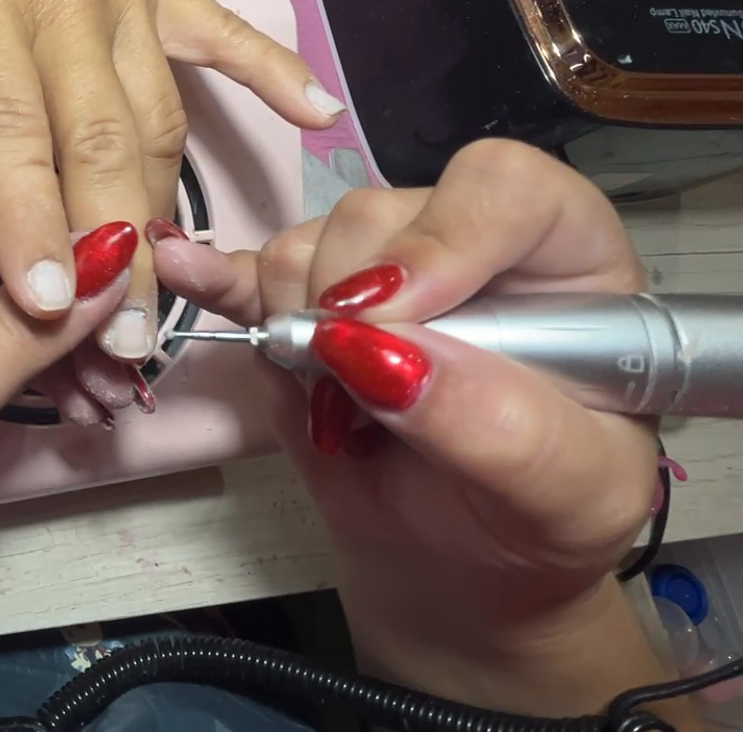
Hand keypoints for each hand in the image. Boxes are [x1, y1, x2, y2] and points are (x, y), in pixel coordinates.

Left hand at [0, 185, 135, 604]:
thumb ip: (23, 329)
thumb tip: (109, 258)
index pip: (11, 195)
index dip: (83, 225)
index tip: (143, 276)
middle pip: (30, 251)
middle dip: (90, 298)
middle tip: (135, 355)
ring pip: (29, 303)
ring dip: (79, 344)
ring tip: (117, 394)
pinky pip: (12, 345)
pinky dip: (52, 372)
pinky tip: (85, 405)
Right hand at [151, 141, 663, 712]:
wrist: (448, 553)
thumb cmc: (529, 518)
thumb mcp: (561, 491)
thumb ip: (492, 423)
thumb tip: (374, 351)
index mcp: (555, 267)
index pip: (505, 190)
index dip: (442, 234)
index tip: (392, 314)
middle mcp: (453, 247)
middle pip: (376, 212)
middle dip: (348, 297)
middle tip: (351, 384)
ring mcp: (362, 271)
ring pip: (300, 245)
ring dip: (293, 319)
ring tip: (327, 398)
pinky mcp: (293, 302)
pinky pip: (242, 273)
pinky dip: (210, 276)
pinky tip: (181, 268)